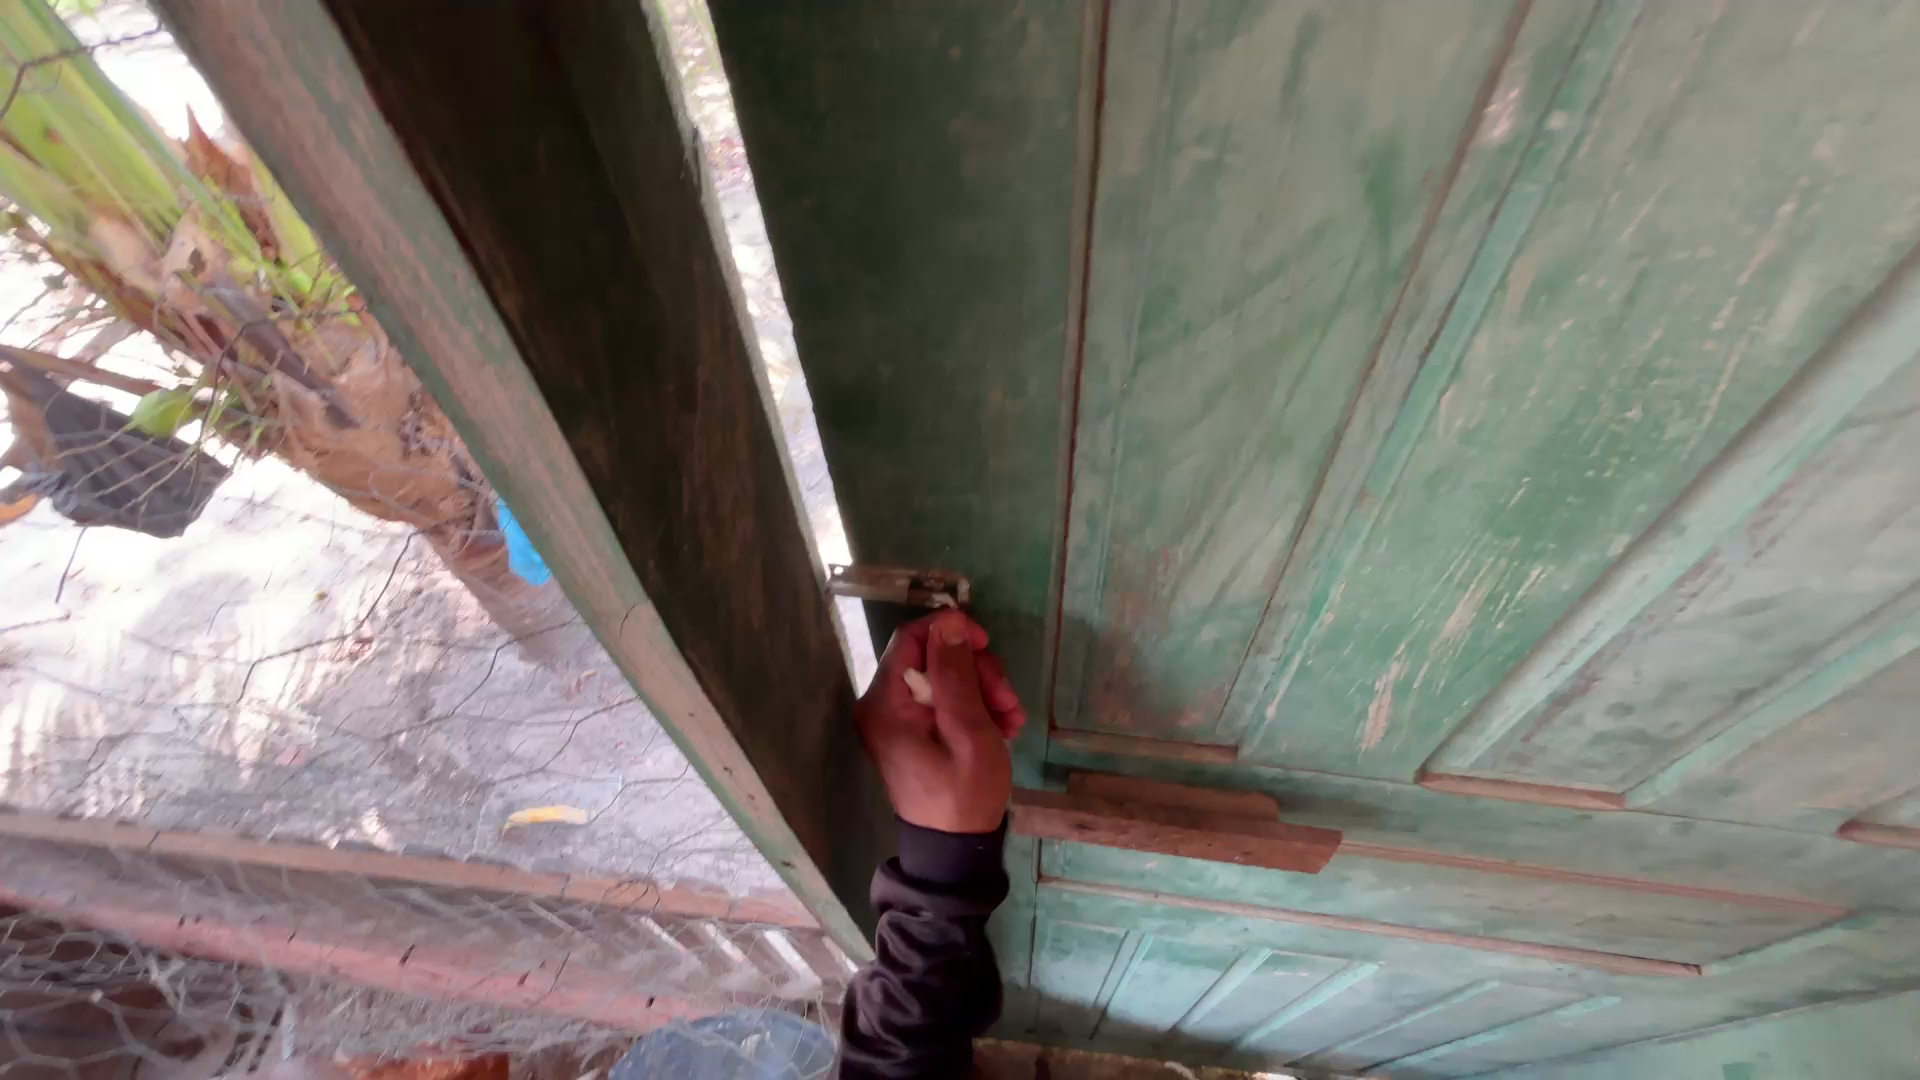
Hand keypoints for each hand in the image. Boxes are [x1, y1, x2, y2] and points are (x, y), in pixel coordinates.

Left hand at [854, 610, 1025, 833]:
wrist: (955, 849)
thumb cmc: (964, 794)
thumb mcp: (969, 732)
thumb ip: (957, 675)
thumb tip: (949, 622)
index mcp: (885, 703)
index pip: (912, 638)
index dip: (952, 631)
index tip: (987, 644)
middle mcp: (881, 704)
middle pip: (932, 656)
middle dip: (976, 669)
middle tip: (1007, 698)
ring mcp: (895, 717)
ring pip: (943, 674)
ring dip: (982, 688)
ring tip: (1011, 718)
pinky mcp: (911, 728)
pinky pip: (943, 698)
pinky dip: (974, 705)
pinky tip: (1001, 725)